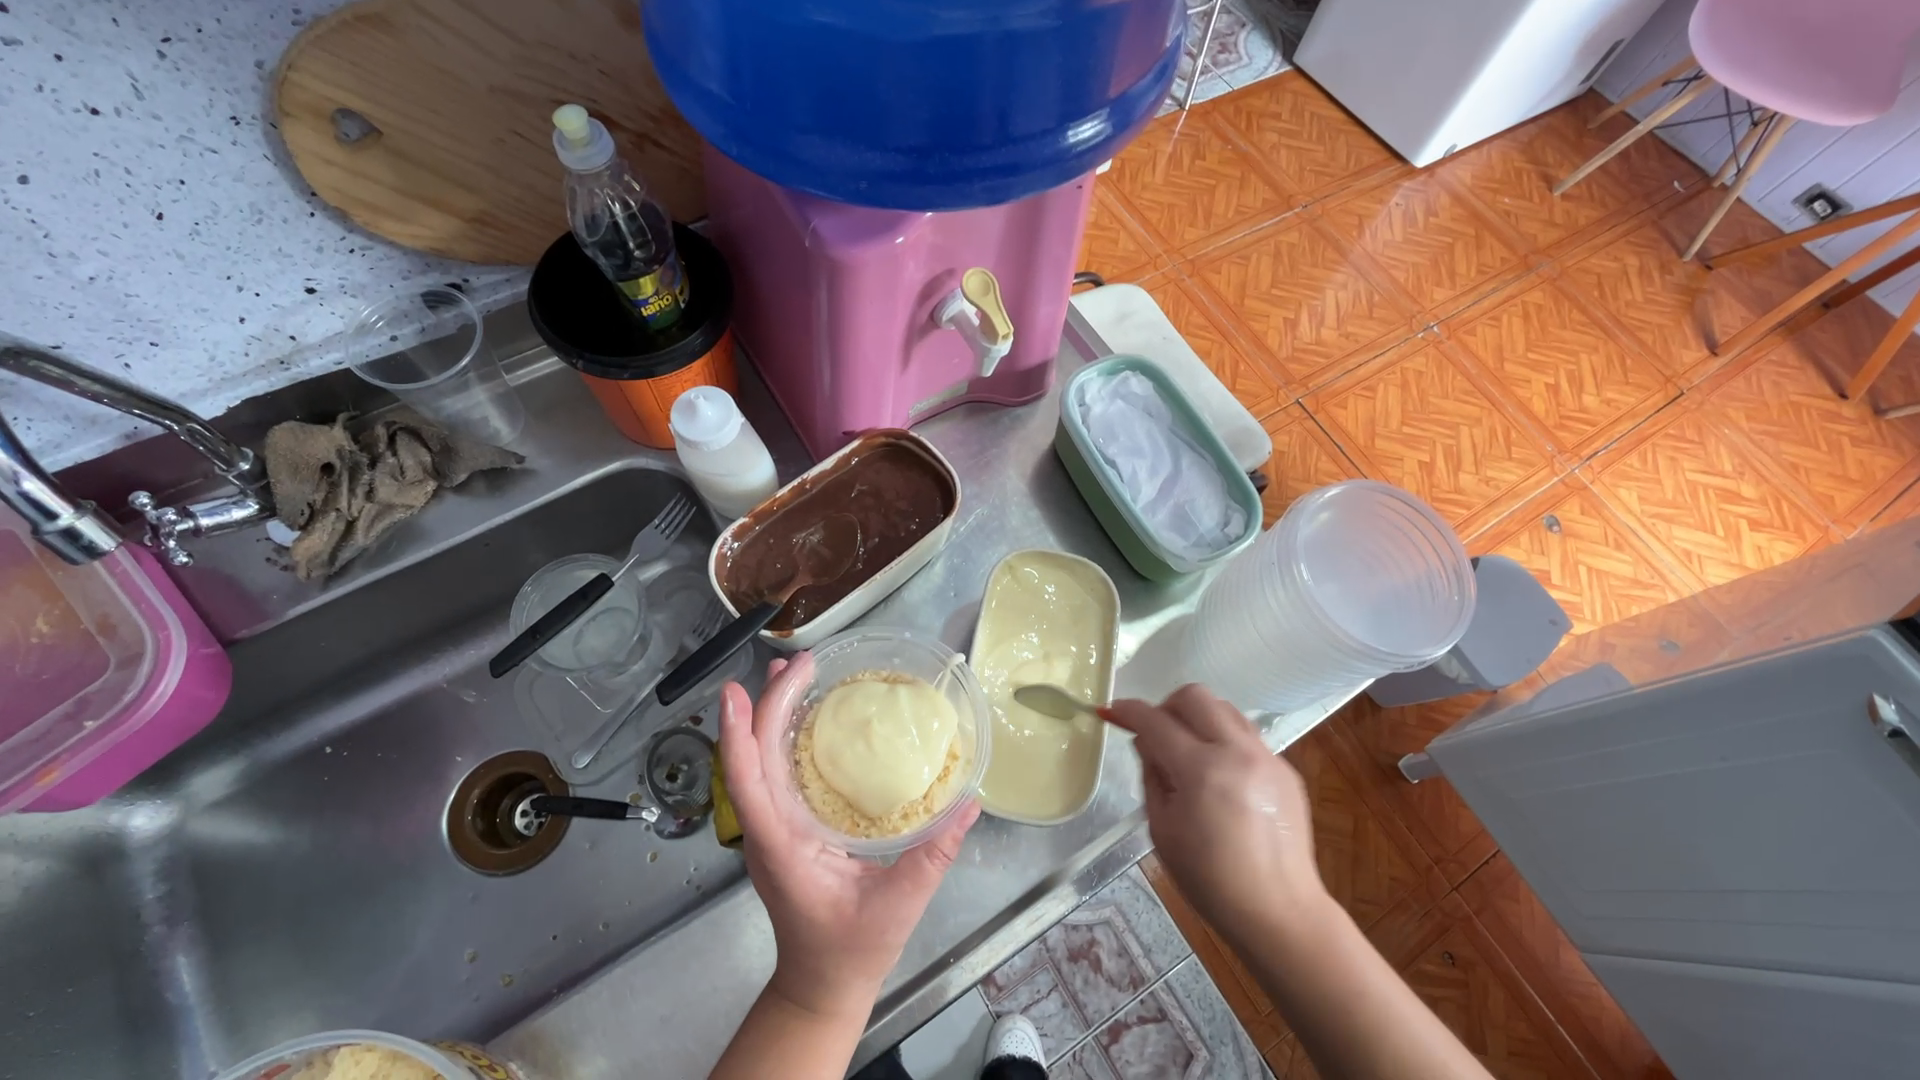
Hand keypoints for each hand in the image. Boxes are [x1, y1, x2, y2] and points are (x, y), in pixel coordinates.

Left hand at [719, 652, 980, 1018]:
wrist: (823, 985)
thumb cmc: (853, 950)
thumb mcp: (899, 903)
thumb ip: (934, 854)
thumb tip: (969, 804)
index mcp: (781, 844)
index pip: (748, 781)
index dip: (740, 733)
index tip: (738, 690)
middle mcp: (767, 830)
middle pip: (752, 758)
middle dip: (767, 705)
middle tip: (799, 662)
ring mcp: (772, 829)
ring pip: (759, 762)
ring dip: (771, 716)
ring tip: (794, 674)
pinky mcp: (784, 829)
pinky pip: (774, 774)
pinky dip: (783, 738)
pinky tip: (807, 717)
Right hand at [1104, 685, 1324, 940]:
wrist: (1278, 911)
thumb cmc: (1209, 880)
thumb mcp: (1162, 829)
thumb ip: (1152, 776)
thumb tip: (1148, 743)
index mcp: (1201, 771)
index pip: (1156, 721)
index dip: (1128, 711)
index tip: (1111, 711)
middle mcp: (1238, 752)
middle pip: (1195, 696)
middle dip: (1166, 706)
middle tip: (1155, 734)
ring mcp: (1268, 758)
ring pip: (1225, 709)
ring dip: (1199, 719)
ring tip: (1188, 753)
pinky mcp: (1286, 770)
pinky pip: (1247, 737)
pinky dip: (1224, 742)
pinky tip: (1220, 778)